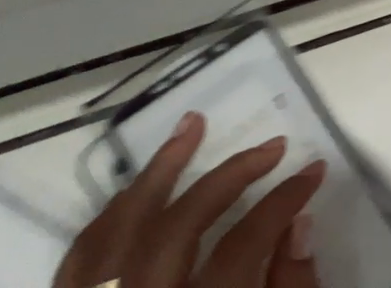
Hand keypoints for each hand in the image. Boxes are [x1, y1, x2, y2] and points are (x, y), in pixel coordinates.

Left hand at [55, 112, 326, 287]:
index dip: (283, 201)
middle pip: (176, 229)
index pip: (243, 246)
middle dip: (228, 176)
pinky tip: (140, 189)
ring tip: (191, 128)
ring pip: (112, 234)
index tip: (314, 170)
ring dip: (155, 175)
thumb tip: (299, 224)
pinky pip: (76, 262)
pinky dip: (110, 217)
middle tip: (272, 145)